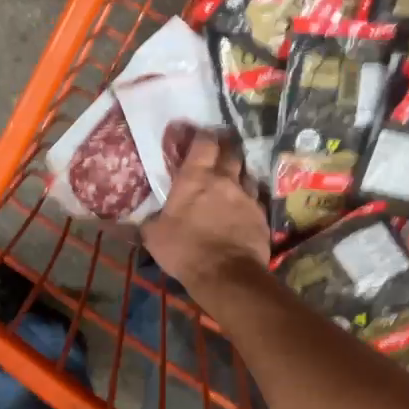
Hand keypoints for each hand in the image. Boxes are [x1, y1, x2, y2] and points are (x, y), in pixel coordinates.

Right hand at [140, 129, 270, 291]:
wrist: (226, 275)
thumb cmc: (184, 248)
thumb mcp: (154, 234)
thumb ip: (152, 219)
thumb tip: (146, 217)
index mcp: (195, 178)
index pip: (204, 143)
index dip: (202, 135)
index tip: (198, 134)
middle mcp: (224, 181)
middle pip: (231, 153)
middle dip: (224, 148)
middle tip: (217, 150)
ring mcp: (247, 198)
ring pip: (247, 174)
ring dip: (238, 173)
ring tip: (231, 178)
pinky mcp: (262, 217)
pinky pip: (255, 199)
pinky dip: (248, 199)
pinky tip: (242, 207)